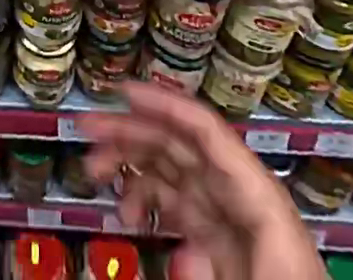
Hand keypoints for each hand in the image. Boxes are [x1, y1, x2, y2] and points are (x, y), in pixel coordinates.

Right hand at [81, 83, 325, 279]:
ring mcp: (234, 224)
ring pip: (175, 171)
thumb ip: (211, 274)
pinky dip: (148, 198)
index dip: (164, 104)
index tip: (121, 91)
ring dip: (132, 163)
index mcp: (264, 208)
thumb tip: (183, 251)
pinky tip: (128, 212)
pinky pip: (179, 204)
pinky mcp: (223, 245)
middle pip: (184, 147)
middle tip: (87, 125)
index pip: (210, 134)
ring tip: (94, 170)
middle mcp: (247, 204)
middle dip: (131, 131)